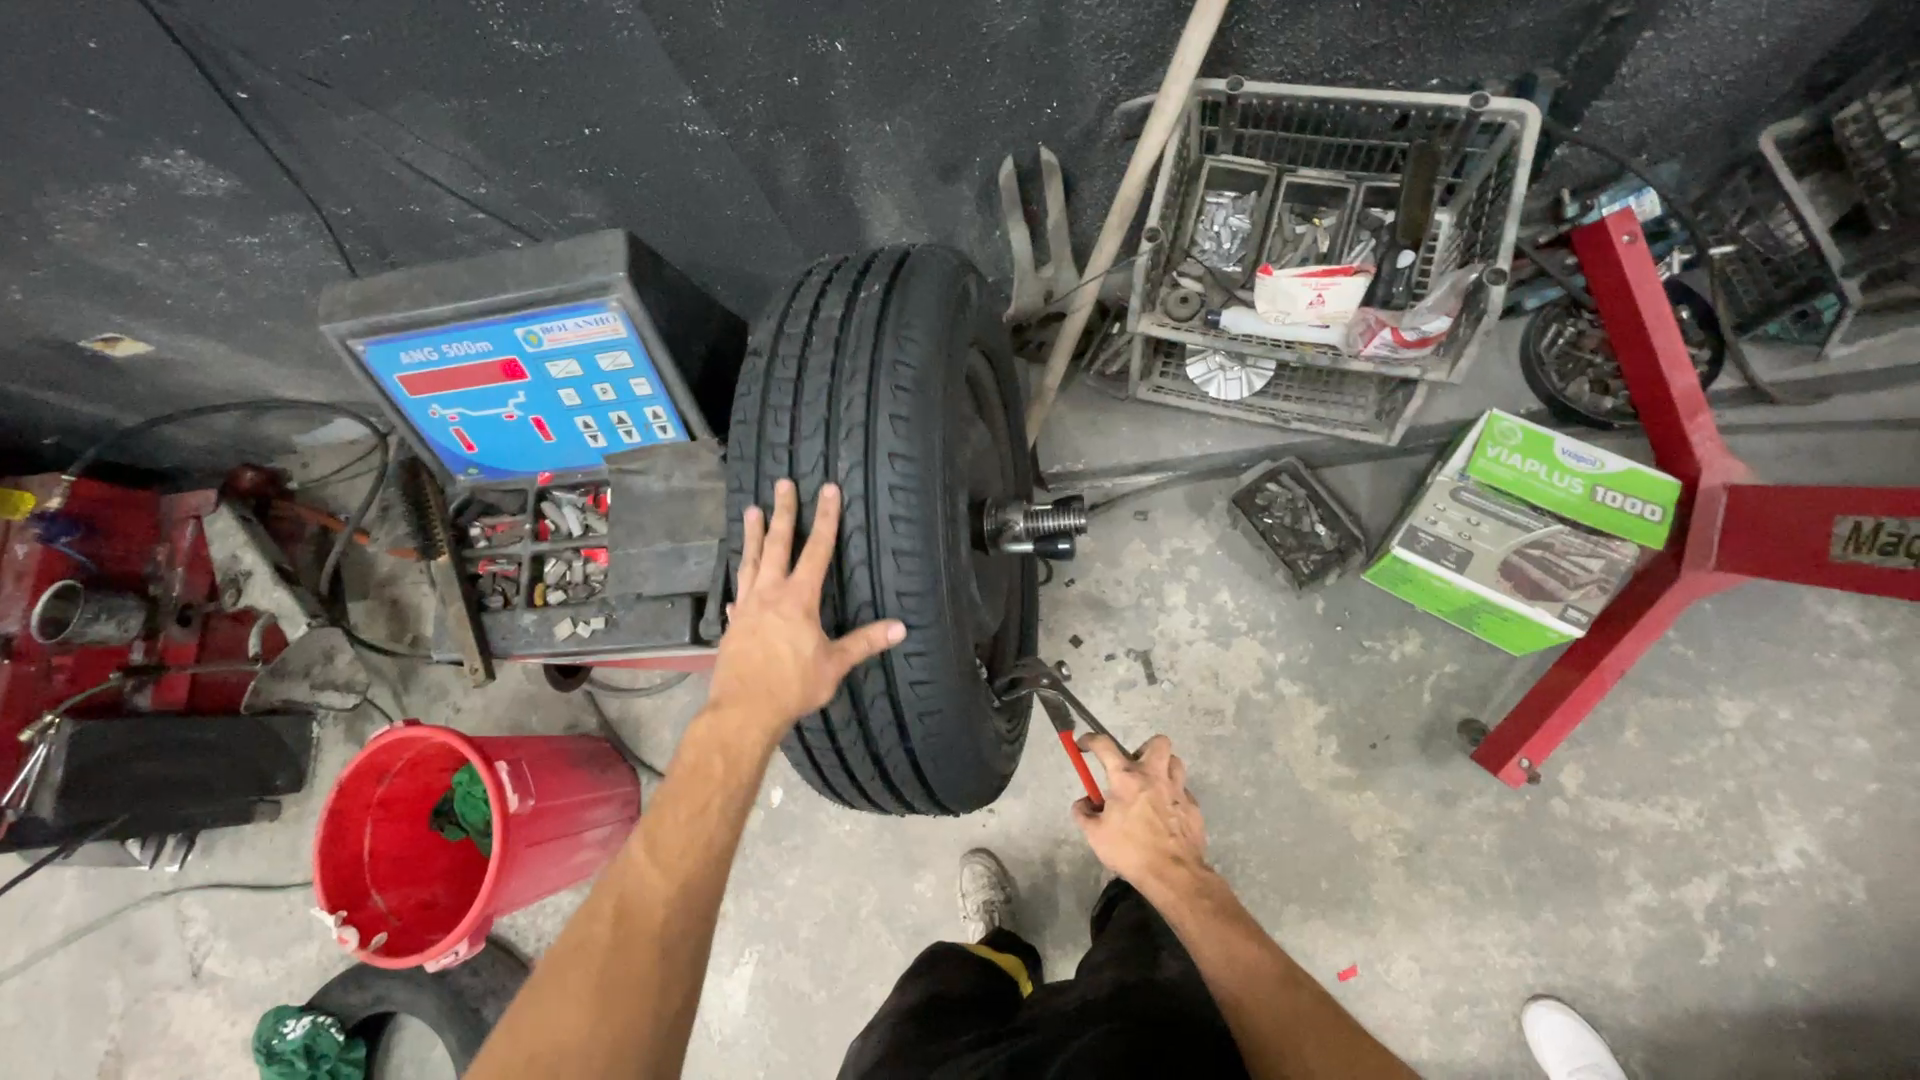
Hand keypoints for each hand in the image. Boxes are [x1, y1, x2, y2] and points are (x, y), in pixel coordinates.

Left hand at [707, 479, 906, 746]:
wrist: (743, 710)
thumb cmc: (792, 686)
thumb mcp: (835, 665)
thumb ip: (865, 643)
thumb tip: (900, 628)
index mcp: (798, 599)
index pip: (817, 550)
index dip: (825, 518)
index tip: (828, 490)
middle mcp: (770, 594)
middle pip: (778, 544)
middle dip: (783, 512)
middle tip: (782, 483)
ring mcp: (748, 607)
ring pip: (751, 561)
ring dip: (754, 535)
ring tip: (752, 511)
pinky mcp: (734, 625)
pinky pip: (738, 594)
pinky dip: (741, 582)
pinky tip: (740, 584)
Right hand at [1073, 734, 1208, 895]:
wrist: (1173, 873)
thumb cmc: (1130, 850)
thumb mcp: (1095, 835)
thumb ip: (1083, 814)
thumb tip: (1083, 802)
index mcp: (1126, 778)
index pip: (1104, 745)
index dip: (1091, 740)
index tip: (1084, 745)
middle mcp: (1154, 776)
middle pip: (1158, 742)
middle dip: (1145, 749)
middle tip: (1135, 769)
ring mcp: (1178, 791)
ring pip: (1176, 763)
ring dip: (1164, 769)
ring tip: (1153, 787)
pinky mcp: (1194, 808)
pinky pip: (1184, 792)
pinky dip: (1174, 797)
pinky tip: (1167, 814)